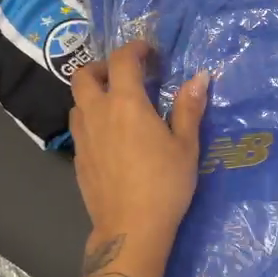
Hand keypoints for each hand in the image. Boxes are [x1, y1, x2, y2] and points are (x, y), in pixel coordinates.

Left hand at [69, 41, 208, 246]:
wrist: (131, 226)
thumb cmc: (166, 184)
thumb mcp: (186, 147)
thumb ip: (189, 109)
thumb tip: (199, 77)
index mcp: (126, 103)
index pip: (122, 61)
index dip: (135, 50)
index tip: (148, 52)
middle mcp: (98, 112)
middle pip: (85, 75)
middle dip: (102, 67)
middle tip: (124, 76)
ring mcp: (83, 136)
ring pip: (77, 101)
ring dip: (93, 95)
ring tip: (116, 107)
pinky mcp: (78, 158)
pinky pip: (80, 127)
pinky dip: (92, 121)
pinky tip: (111, 139)